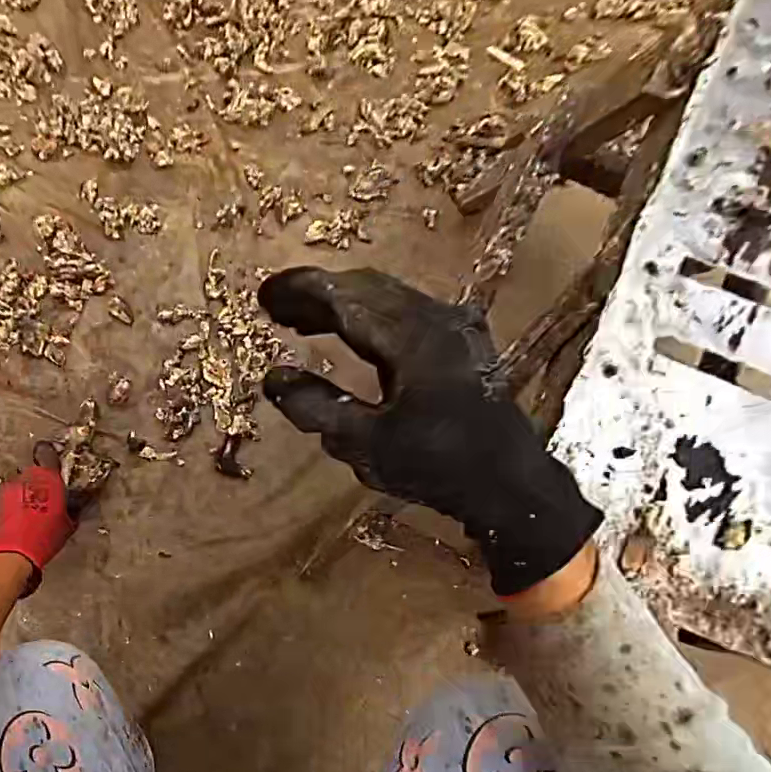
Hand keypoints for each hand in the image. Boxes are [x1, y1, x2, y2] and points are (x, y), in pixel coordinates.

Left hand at [0, 443, 74, 594]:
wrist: (15, 551)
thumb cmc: (45, 536)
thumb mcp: (67, 524)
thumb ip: (71, 508)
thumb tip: (74, 505)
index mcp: (49, 477)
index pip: (49, 454)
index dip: (52, 456)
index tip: (56, 465)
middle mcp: (28, 476)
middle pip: (36, 470)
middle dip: (42, 480)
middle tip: (50, 496)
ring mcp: (12, 486)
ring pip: (24, 481)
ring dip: (29, 490)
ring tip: (36, 509)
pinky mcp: (0, 498)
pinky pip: (13, 493)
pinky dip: (18, 499)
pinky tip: (24, 514)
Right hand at [257, 267, 601, 596]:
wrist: (506, 482)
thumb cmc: (434, 465)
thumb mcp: (364, 443)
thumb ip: (316, 407)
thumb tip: (273, 377)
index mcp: (412, 340)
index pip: (346, 300)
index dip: (302, 293)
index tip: (264, 294)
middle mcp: (435, 320)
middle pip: (365, 289)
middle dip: (315, 293)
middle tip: (273, 306)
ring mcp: (451, 327)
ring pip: (383, 297)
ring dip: (337, 303)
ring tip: (296, 320)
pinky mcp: (456, 340)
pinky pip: (399, 312)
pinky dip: (362, 316)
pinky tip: (342, 333)